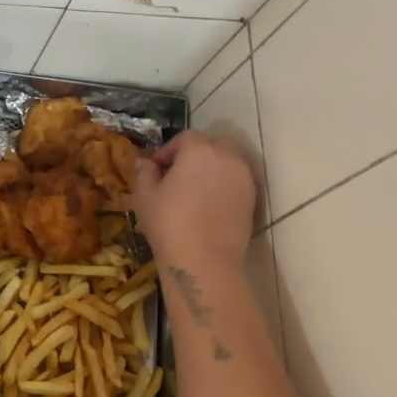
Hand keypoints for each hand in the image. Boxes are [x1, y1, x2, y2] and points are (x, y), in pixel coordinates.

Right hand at [133, 130, 257, 272]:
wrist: (203, 259)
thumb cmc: (168, 223)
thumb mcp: (144, 197)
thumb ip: (144, 174)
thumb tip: (144, 163)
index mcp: (199, 151)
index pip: (185, 137)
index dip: (168, 150)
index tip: (154, 168)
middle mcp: (227, 158)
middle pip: (213, 144)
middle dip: (194, 153)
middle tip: (176, 175)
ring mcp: (244, 178)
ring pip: (228, 162)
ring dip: (211, 168)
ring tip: (192, 191)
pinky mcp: (252, 198)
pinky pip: (236, 181)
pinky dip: (222, 184)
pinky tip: (206, 204)